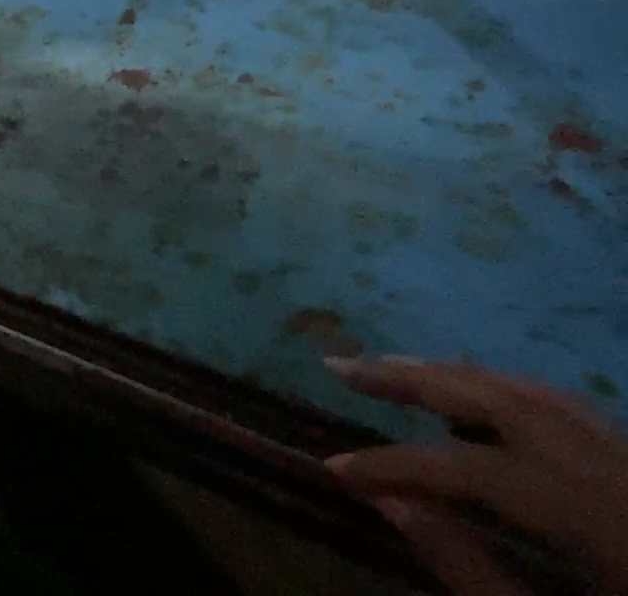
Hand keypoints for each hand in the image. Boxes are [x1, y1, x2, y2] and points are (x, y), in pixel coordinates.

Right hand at [326, 356, 627, 594]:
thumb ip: (472, 570)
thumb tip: (389, 499)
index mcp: (610, 527)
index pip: (477, 469)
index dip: (397, 463)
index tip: (336, 468)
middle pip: (512, 404)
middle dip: (417, 379)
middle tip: (340, 366)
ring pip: (547, 397)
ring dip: (459, 376)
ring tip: (389, 368)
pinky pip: (576, 417)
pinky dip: (508, 396)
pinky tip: (468, 397)